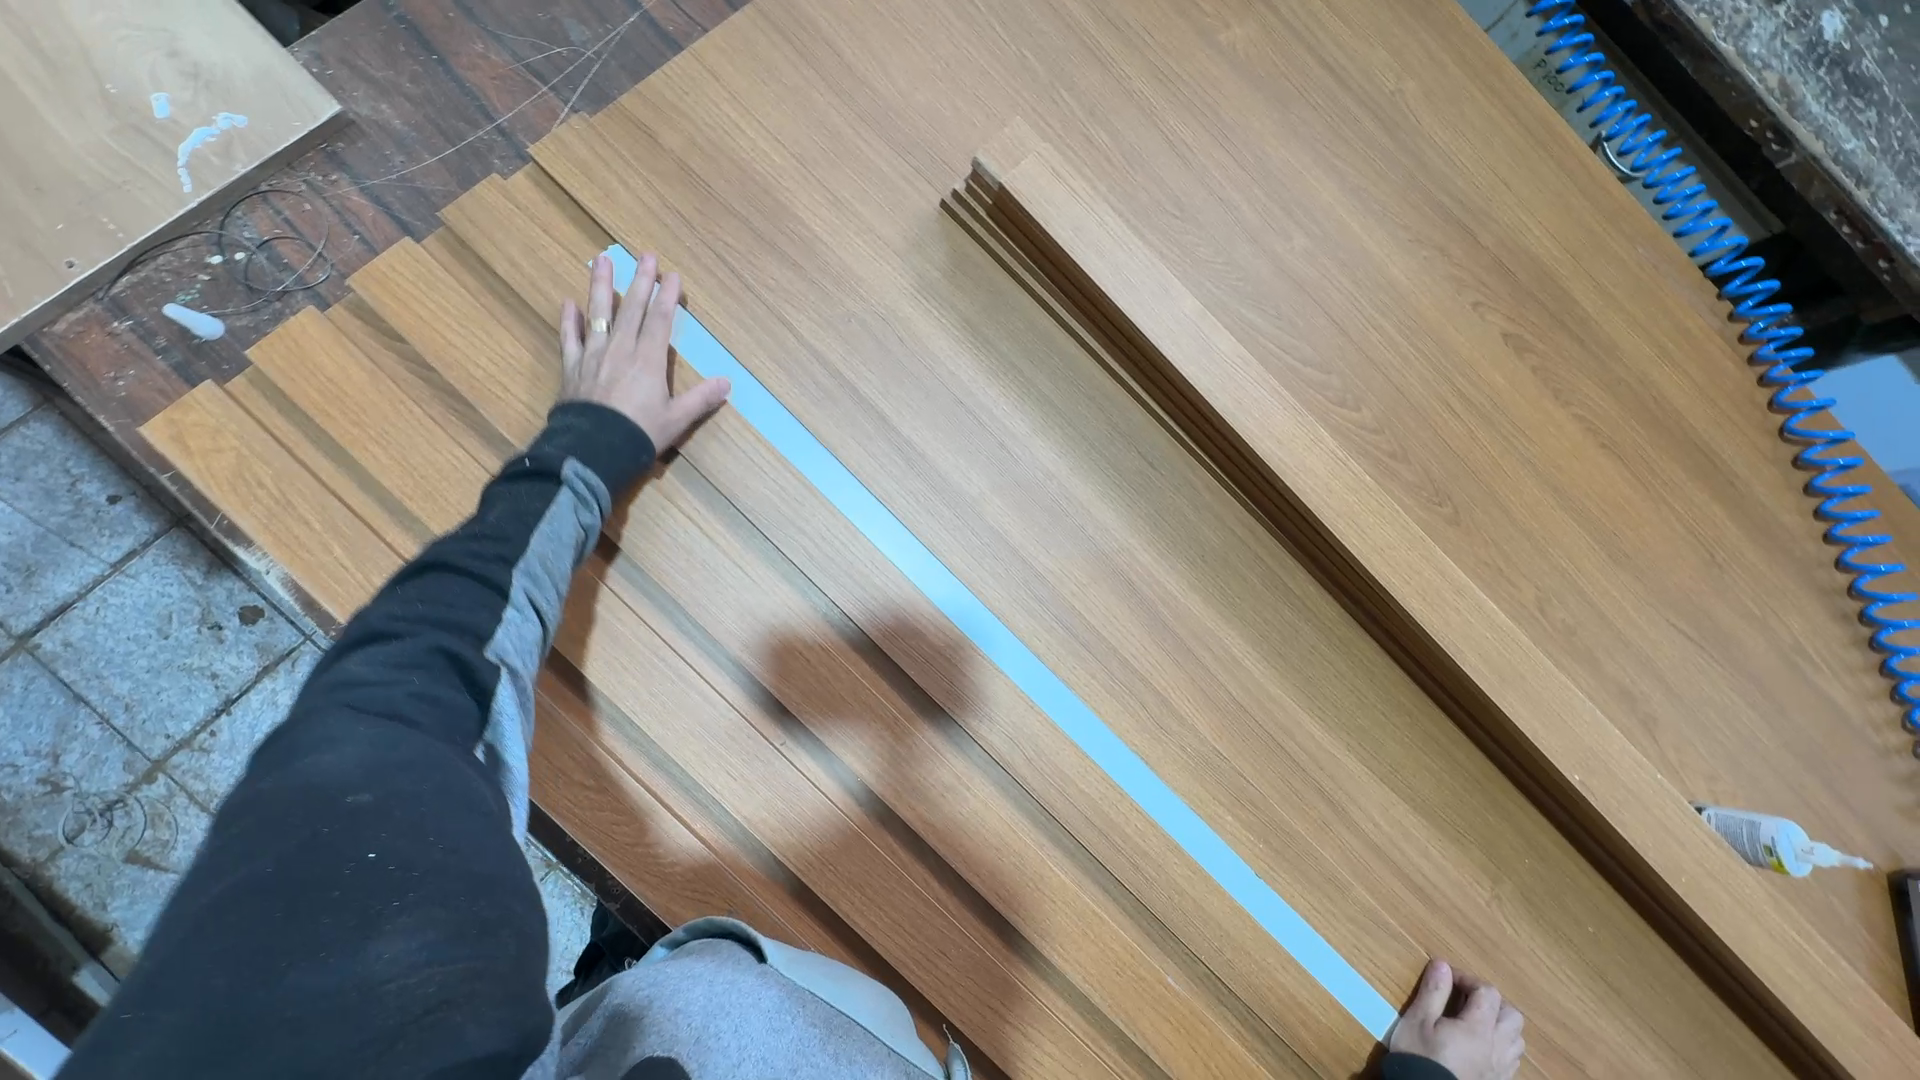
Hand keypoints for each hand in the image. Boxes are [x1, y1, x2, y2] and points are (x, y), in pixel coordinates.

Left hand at [560, 252, 729, 450]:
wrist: (594, 449)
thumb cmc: (640, 434)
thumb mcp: (677, 419)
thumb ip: (701, 399)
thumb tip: (727, 383)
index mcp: (649, 360)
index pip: (660, 320)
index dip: (667, 296)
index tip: (672, 275)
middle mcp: (621, 349)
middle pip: (632, 309)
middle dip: (640, 281)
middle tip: (645, 255)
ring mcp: (594, 356)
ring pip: (599, 314)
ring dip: (600, 286)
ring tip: (601, 260)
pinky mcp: (573, 368)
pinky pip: (570, 339)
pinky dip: (569, 320)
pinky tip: (568, 303)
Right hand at [1387, 959, 1524, 1079]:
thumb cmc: (1420, 1054)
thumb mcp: (1419, 1019)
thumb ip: (1433, 991)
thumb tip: (1442, 964)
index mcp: (1478, 1028)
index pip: (1488, 992)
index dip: (1468, 978)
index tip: (1447, 978)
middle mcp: (1497, 1046)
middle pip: (1512, 1015)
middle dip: (1492, 1001)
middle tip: (1466, 998)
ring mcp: (1501, 1067)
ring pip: (1517, 1039)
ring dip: (1501, 1024)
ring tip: (1477, 1021)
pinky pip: (1512, 1058)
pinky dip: (1502, 1044)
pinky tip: (1482, 1046)